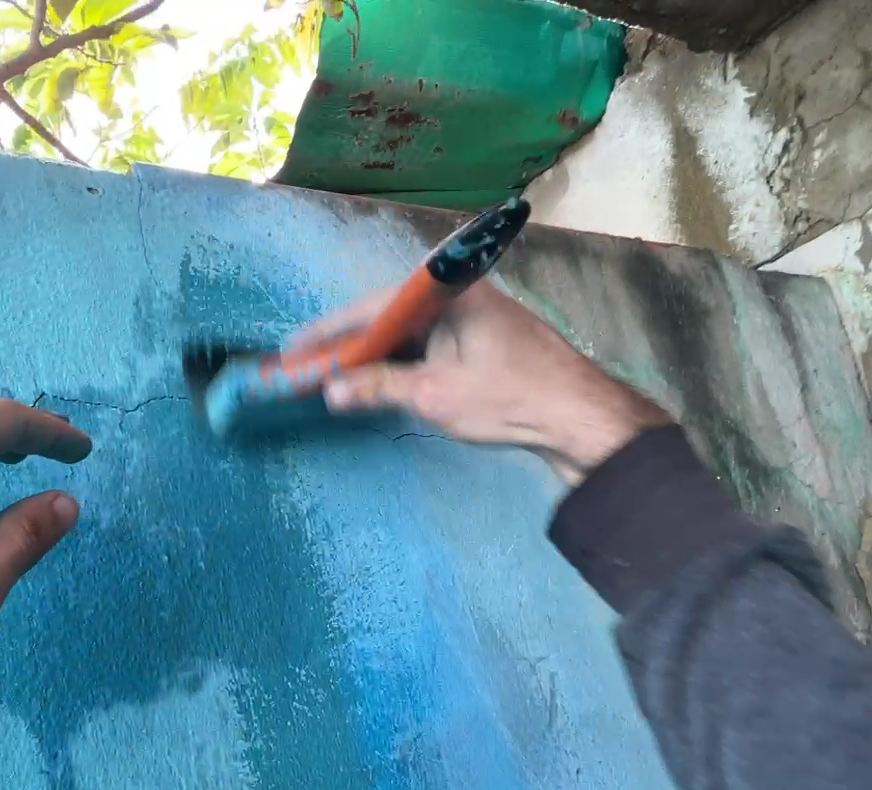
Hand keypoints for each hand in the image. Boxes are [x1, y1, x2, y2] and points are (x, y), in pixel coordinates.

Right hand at [311, 281, 669, 483]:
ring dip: (374, 358)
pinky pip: (427, 345)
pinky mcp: (480, 339)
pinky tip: (379, 382)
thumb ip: (378, 388)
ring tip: (336, 379)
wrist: (578, 416)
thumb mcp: (433, 395)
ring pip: (407, 334)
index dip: (327, 334)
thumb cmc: (508, 398)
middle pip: (387, 318)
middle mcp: (456, 294)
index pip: (370, 308)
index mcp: (445, 292)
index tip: (293, 352)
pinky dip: (401, 364)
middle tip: (308, 370)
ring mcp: (471, 316)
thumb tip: (332, 392)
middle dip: (347, 346)